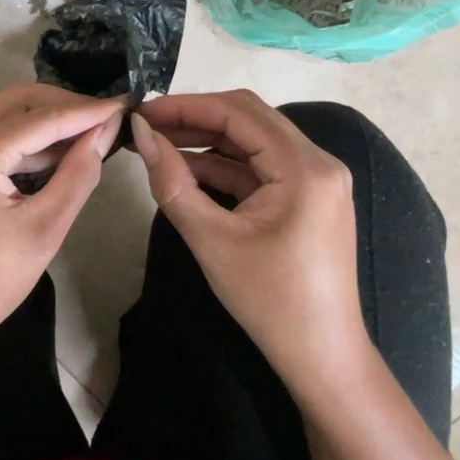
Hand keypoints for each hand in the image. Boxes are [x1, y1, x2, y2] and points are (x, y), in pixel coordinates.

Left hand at [0, 84, 123, 389]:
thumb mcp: (45, 228)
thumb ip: (78, 173)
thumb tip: (105, 131)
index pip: (41, 118)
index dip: (86, 111)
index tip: (124, 105)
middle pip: (16, 102)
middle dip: (62, 108)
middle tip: (104, 120)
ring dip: (40, 124)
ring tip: (86, 138)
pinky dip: (17, 141)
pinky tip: (50, 156)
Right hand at [127, 90, 370, 391]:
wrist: (319, 352)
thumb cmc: (268, 299)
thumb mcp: (211, 239)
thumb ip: (172, 182)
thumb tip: (141, 134)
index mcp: (304, 168)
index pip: (240, 113)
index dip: (186, 106)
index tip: (142, 112)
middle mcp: (317, 162)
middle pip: (249, 120)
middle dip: (194, 119)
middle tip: (145, 127)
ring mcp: (315, 180)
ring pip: (252, 143)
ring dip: (205, 141)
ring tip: (155, 145)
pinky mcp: (305, 199)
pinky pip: (259, 169)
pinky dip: (222, 166)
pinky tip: (183, 170)